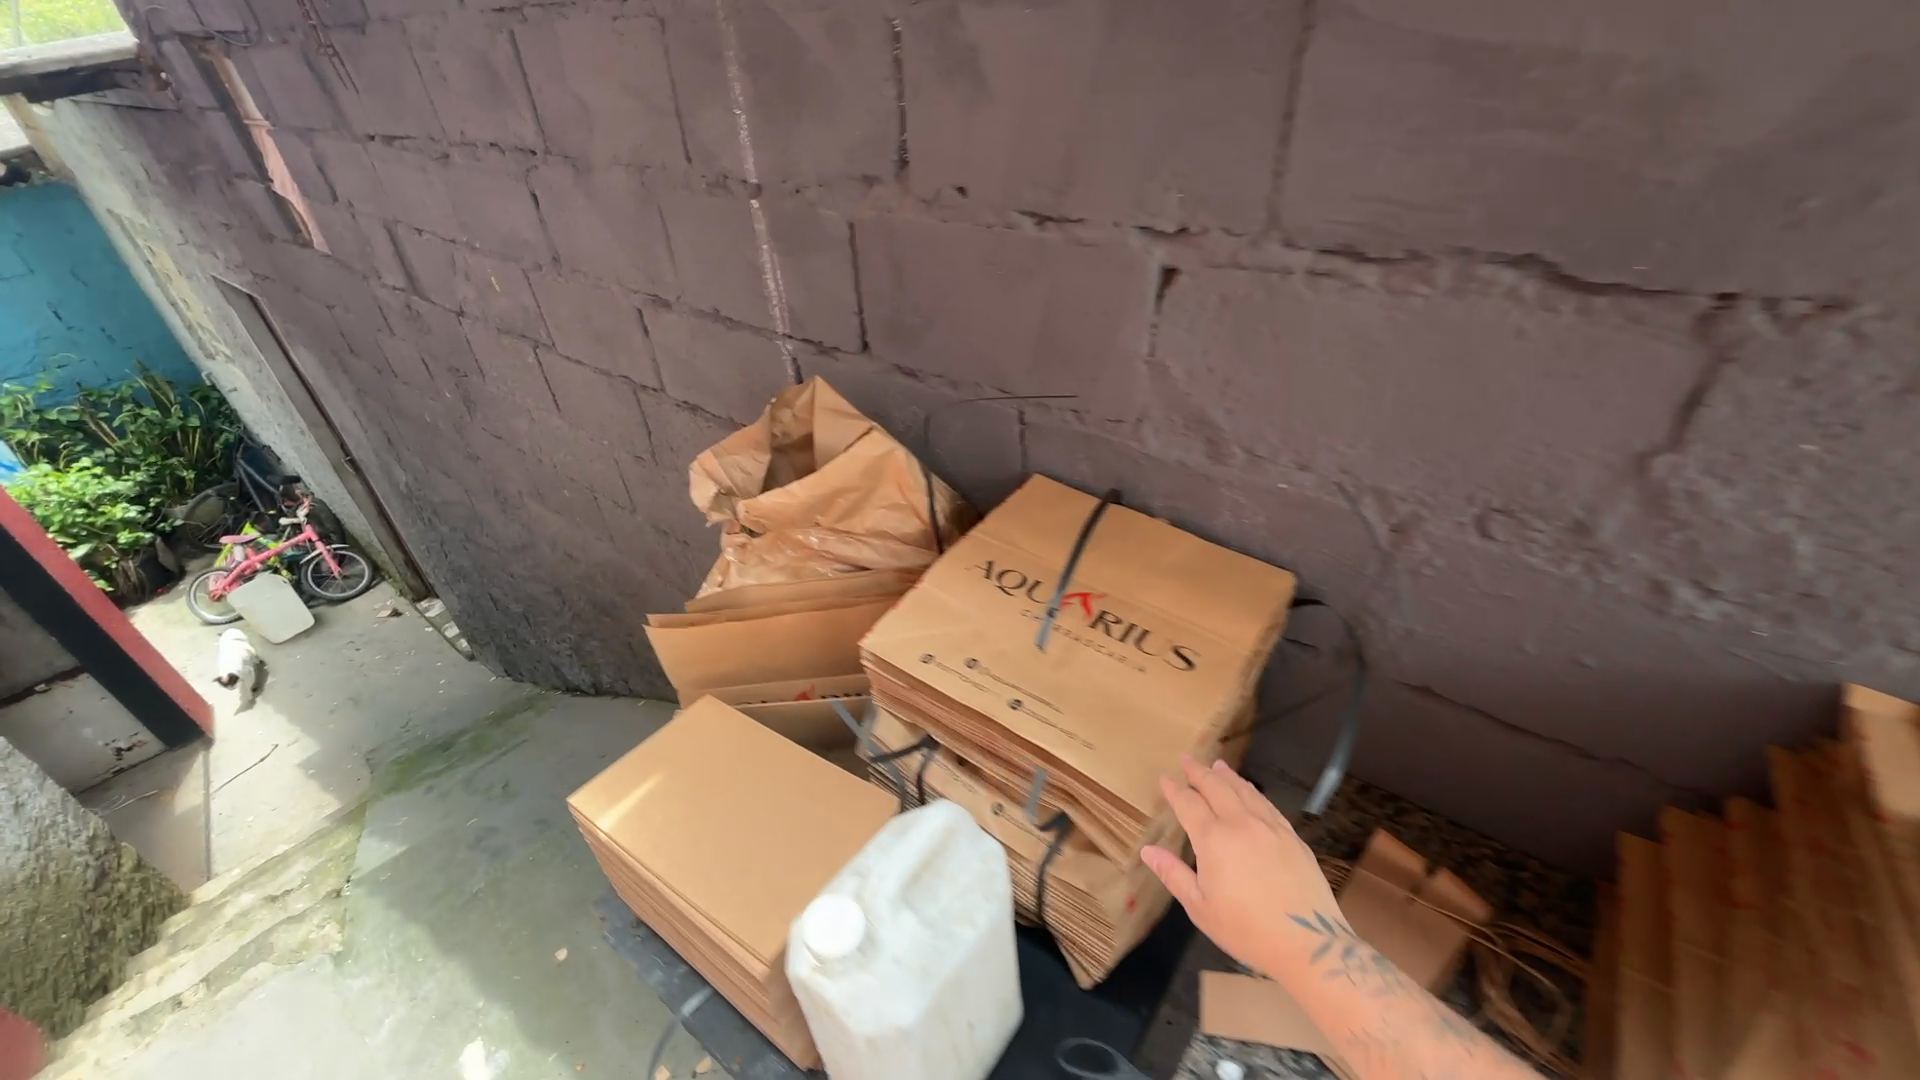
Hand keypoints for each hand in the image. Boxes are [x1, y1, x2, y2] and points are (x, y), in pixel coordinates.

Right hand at [1141, 757, 1341, 977]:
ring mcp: (1270, 828)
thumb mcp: (1200, 908)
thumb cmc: (1246, 930)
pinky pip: (1267, 804)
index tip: (1164, 778)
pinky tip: (1250, 791)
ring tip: (1217, 765)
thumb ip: (1173, 875)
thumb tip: (1147, 851)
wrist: (1308, 943)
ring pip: (1244, 791)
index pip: (1188, 803)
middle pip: (1216, 787)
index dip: (1174, 789)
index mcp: (1213, 839)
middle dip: (1198, 772)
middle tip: (1187, 759)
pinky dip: (1252, 791)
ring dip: (1226, 776)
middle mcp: (1241, 824)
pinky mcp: (1292, 837)